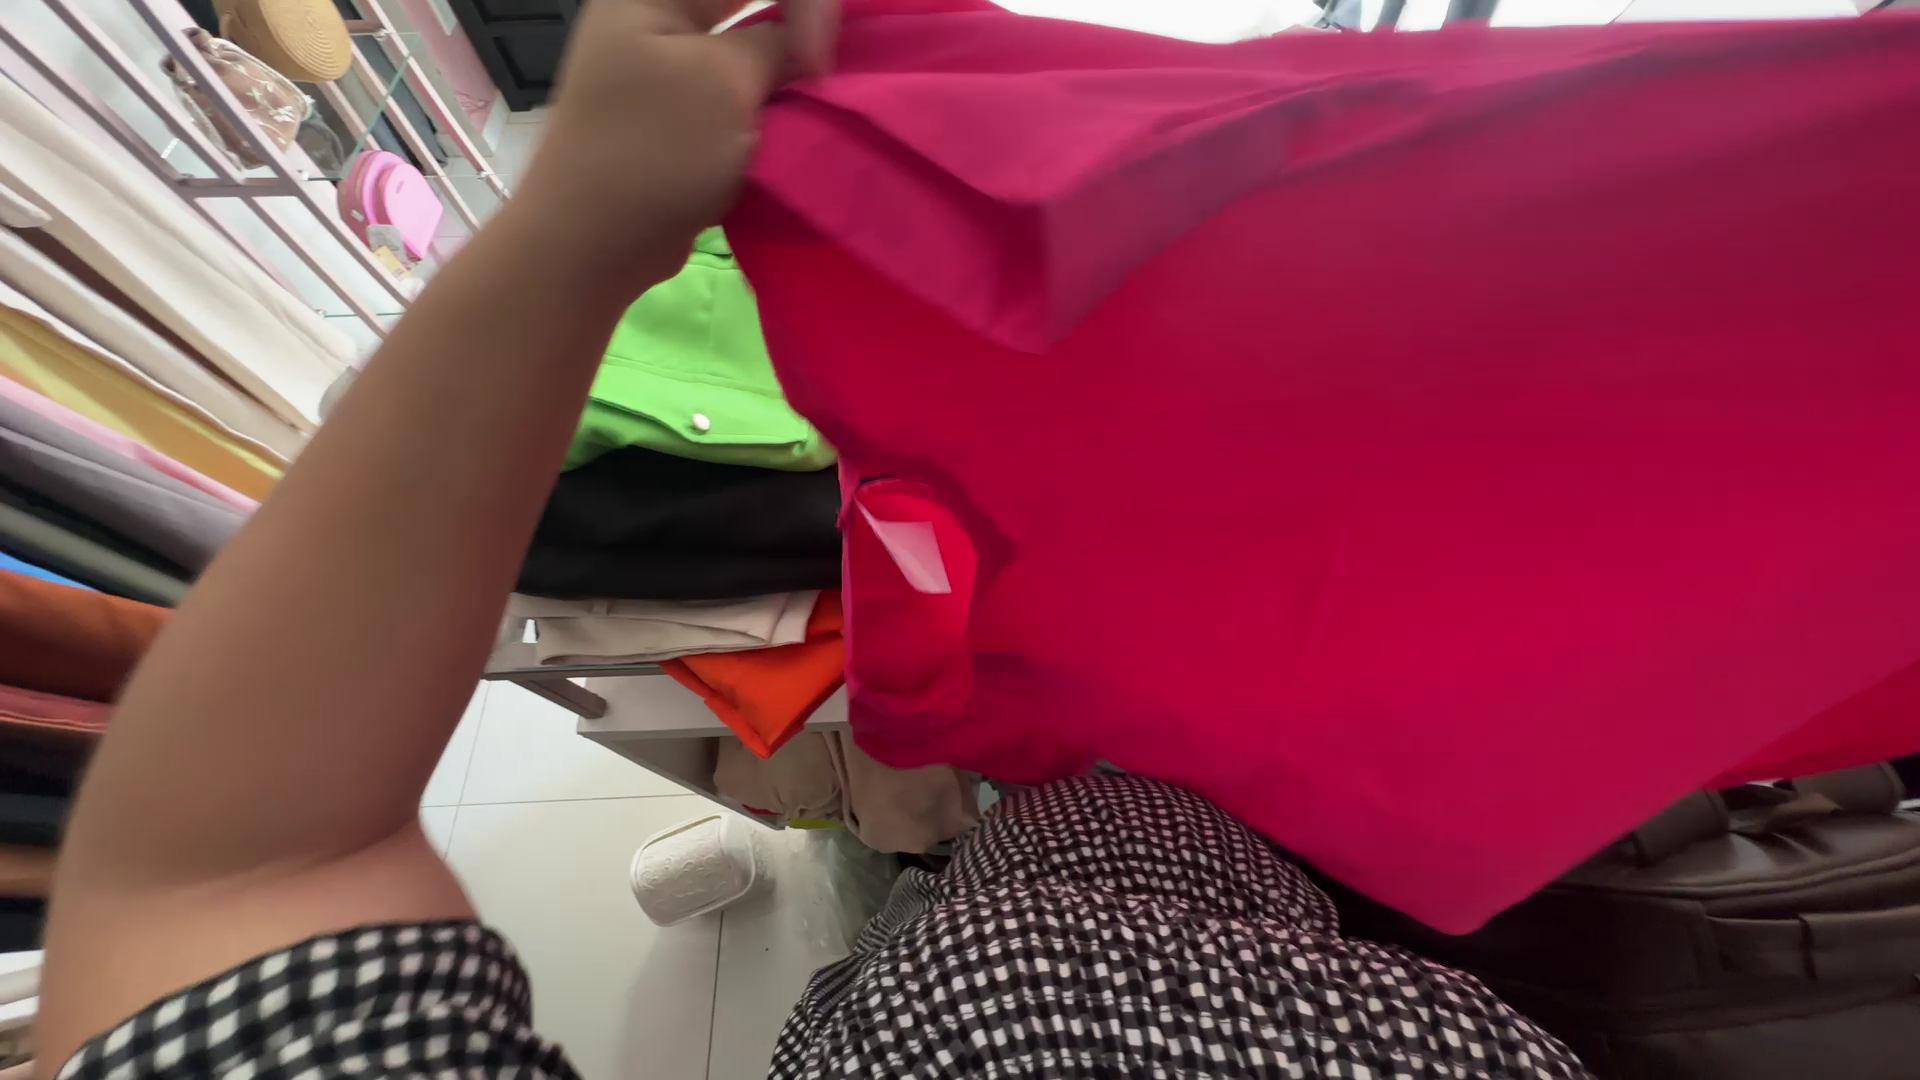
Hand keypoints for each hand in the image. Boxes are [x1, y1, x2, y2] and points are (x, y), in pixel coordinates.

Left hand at [507, 0, 837, 295]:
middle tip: (823, 79)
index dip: (808, 4)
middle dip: (800, 31)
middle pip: (755, 3)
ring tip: (814, 104)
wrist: (598, 238)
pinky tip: (789, 128)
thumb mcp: (722, 84)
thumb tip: (803, 48)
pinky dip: (769, 105)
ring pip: (751, 43)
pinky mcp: (683, 112)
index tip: (816, 65)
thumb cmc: (653, 152)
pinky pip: (739, 88)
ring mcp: (670, 62)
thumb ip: (773, 47)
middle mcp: (660, 10)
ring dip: (787, 73)